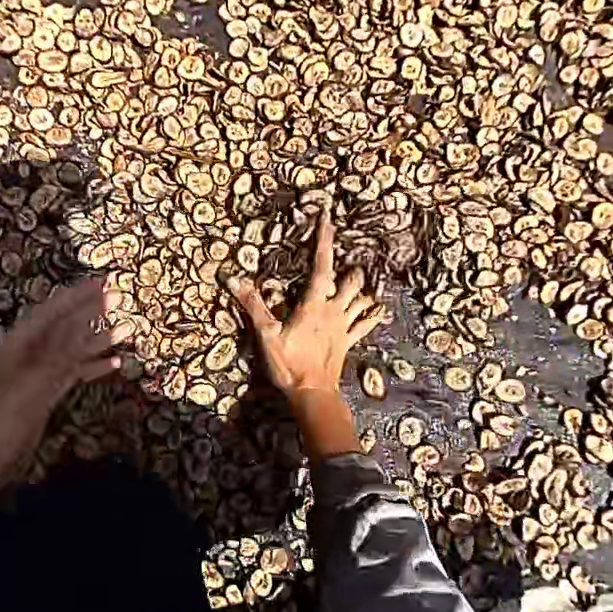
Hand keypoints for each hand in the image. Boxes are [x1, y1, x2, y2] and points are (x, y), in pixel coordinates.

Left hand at [0, 278, 128, 535]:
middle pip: (61, 328)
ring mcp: (33, 376)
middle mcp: (24, 355)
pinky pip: (68, 375)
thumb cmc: (0, 425)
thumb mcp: (30, 388)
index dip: (76, 296)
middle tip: (119, 297)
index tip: (102, 281)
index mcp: (14, 347)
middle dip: (89, 313)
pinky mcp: (41, 396)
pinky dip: (89, 368)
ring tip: (126, 330)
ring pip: (68, 352)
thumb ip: (58, 356)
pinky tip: (113, 364)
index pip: (50, 313)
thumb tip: (82, 322)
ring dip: (95, 341)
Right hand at [230, 208, 386, 459]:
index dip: (324, 240)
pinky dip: (373, 315)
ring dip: (362, 288)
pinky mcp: (348, 341)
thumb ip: (253, 305)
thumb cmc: (289, 363)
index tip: (328, 217)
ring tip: (362, 278)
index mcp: (314, 304)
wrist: (313, 393)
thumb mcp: (266, 334)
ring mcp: (344, 326)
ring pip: (361, 299)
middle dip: (348, 267)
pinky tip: (379, 309)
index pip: (321, 265)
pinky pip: (366, 324)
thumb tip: (233, 279)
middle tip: (346, 256)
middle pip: (350, 281)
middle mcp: (334, 310)